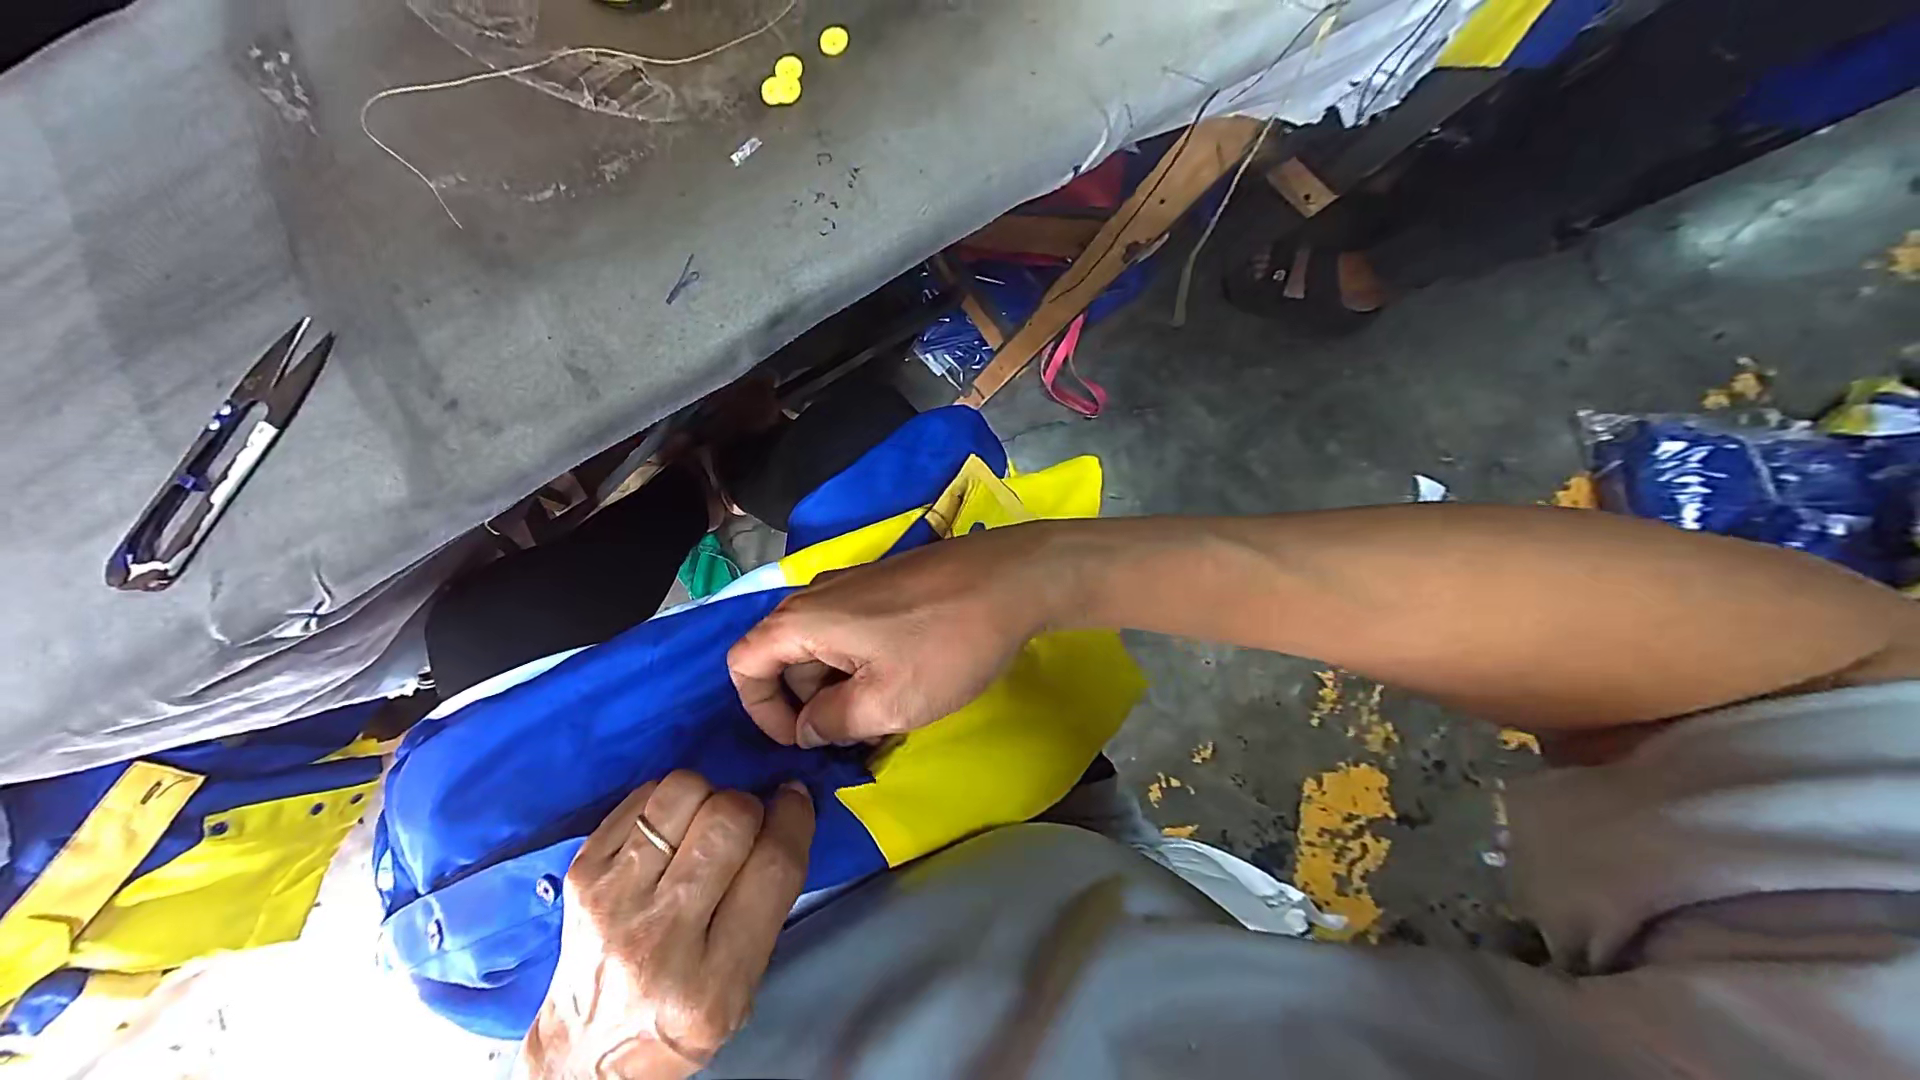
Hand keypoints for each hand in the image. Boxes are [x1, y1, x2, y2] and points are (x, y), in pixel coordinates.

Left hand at [521, 770, 813, 1079]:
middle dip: (749, 806)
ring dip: (707, 795)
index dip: (794, 818)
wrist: (583, 1055)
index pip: (773, 867)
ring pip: (682, 793)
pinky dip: (667, 800)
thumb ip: (770, 900)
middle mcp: (659, 939)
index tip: (794, 800)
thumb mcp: (745, 984)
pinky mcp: (581, 875)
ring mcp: (612, 903)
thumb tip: (790, 803)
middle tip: (746, 825)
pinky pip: (642, 797)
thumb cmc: (679, 1019)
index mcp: (714, 982)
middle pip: (728, 820)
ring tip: (704, 822)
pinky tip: (670, 829)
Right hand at [727, 522, 1071, 746]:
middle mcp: (818, 594)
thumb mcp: (886, 704)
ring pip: (824, 648)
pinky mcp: (886, 585)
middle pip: (784, 658)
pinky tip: (905, 684)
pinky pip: (854, 633)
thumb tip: (807, 728)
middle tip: (857, 737)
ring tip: (887, 717)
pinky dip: (864, 666)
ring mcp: (855, 585)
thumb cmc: (947, 645)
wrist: (1014, 579)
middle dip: (810, 705)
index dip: (760, 711)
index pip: (743, 664)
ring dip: (842, 689)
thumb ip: (831, 723)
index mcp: (802, 618)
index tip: (804, 738)